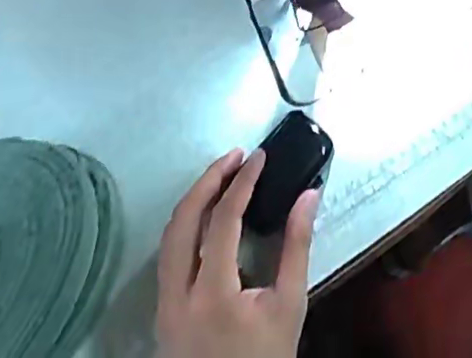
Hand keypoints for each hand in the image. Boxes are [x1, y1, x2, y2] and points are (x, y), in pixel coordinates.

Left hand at [156, 148, 319, 357]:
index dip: (242, 183)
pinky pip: (169, 255)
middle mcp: (176, 298)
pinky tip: (210, 214)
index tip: (260, 157)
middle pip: (182, 222)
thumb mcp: (290, 304)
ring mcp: (163, 308)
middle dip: (208, 181)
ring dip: (195, 200)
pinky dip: (188, 223)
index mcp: (211, 294)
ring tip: (225, 175)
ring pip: (168, 238)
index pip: (222, 222)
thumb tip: (309, 194)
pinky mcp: (163, 314)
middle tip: (237, 157)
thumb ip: (297, 245)